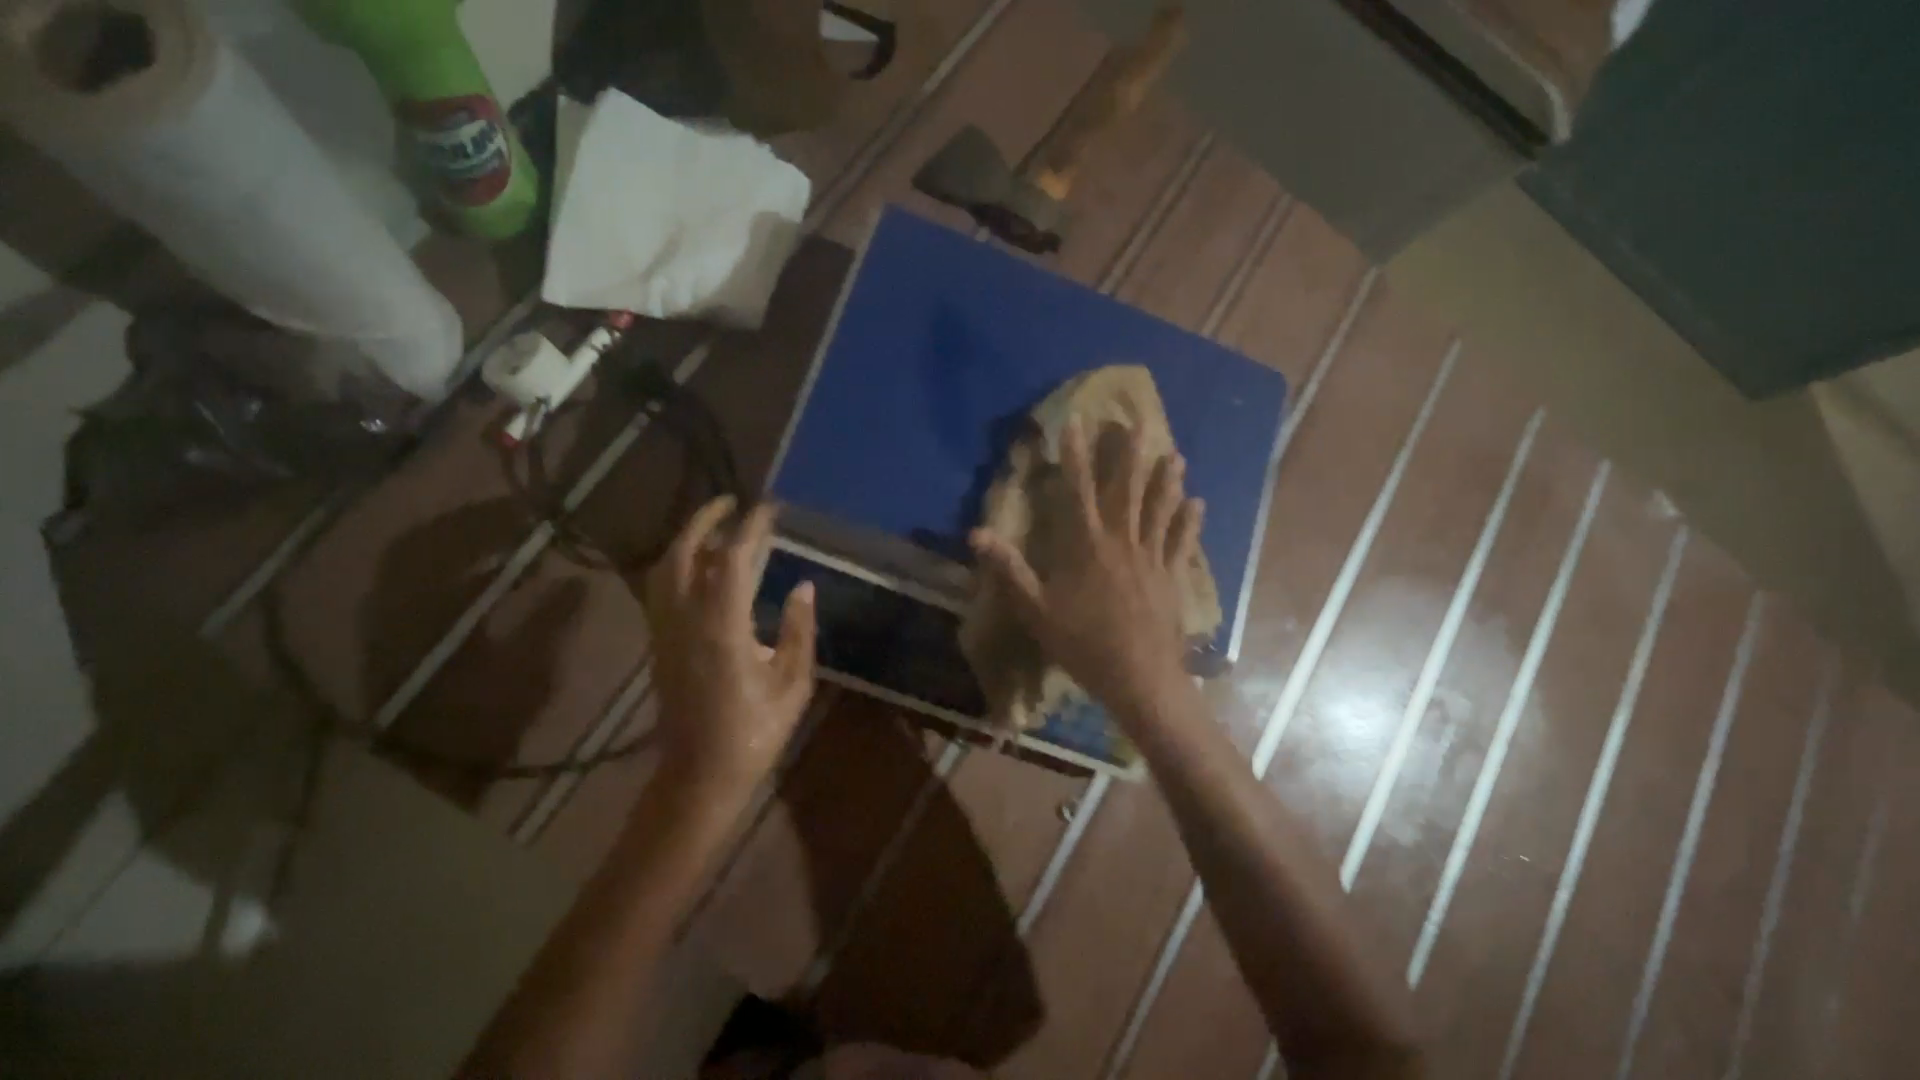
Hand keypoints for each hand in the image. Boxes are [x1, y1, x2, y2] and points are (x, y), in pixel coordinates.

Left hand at [638, 495, 816, 786]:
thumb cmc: (754, 733)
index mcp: (722, 626)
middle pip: (685, 553)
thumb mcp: (792, 685)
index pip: (734, 558)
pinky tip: (698, 568)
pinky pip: (660, 589)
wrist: (699, 775)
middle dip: (705, 521)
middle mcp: (685, 619)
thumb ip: (799, 631)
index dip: (751, 527)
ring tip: (714, 528)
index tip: (769, 508)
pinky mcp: (659, 644)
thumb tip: (803, 587)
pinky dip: (677, 565)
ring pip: (665, 569)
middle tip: (731, 503)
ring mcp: (665, 631)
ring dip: (686, 540)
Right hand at [970, 420, 1204, 728]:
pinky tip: (1197, 503)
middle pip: (1126, 491)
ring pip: (1158, 511)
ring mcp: (1151, 559)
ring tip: (1175, 454)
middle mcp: (1121, 542)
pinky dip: (1188, 523)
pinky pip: (1181, 543)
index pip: (1078, 490)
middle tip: (1138, 423)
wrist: (1139, 677)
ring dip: (1166, 481)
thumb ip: (1009, 569)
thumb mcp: (1036, 610)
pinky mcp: (1172, 578)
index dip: (1076, 455)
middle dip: (1129, 456)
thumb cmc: (1083, 645)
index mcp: (1086, 546)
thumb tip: (976, 533)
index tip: (1078, 421)